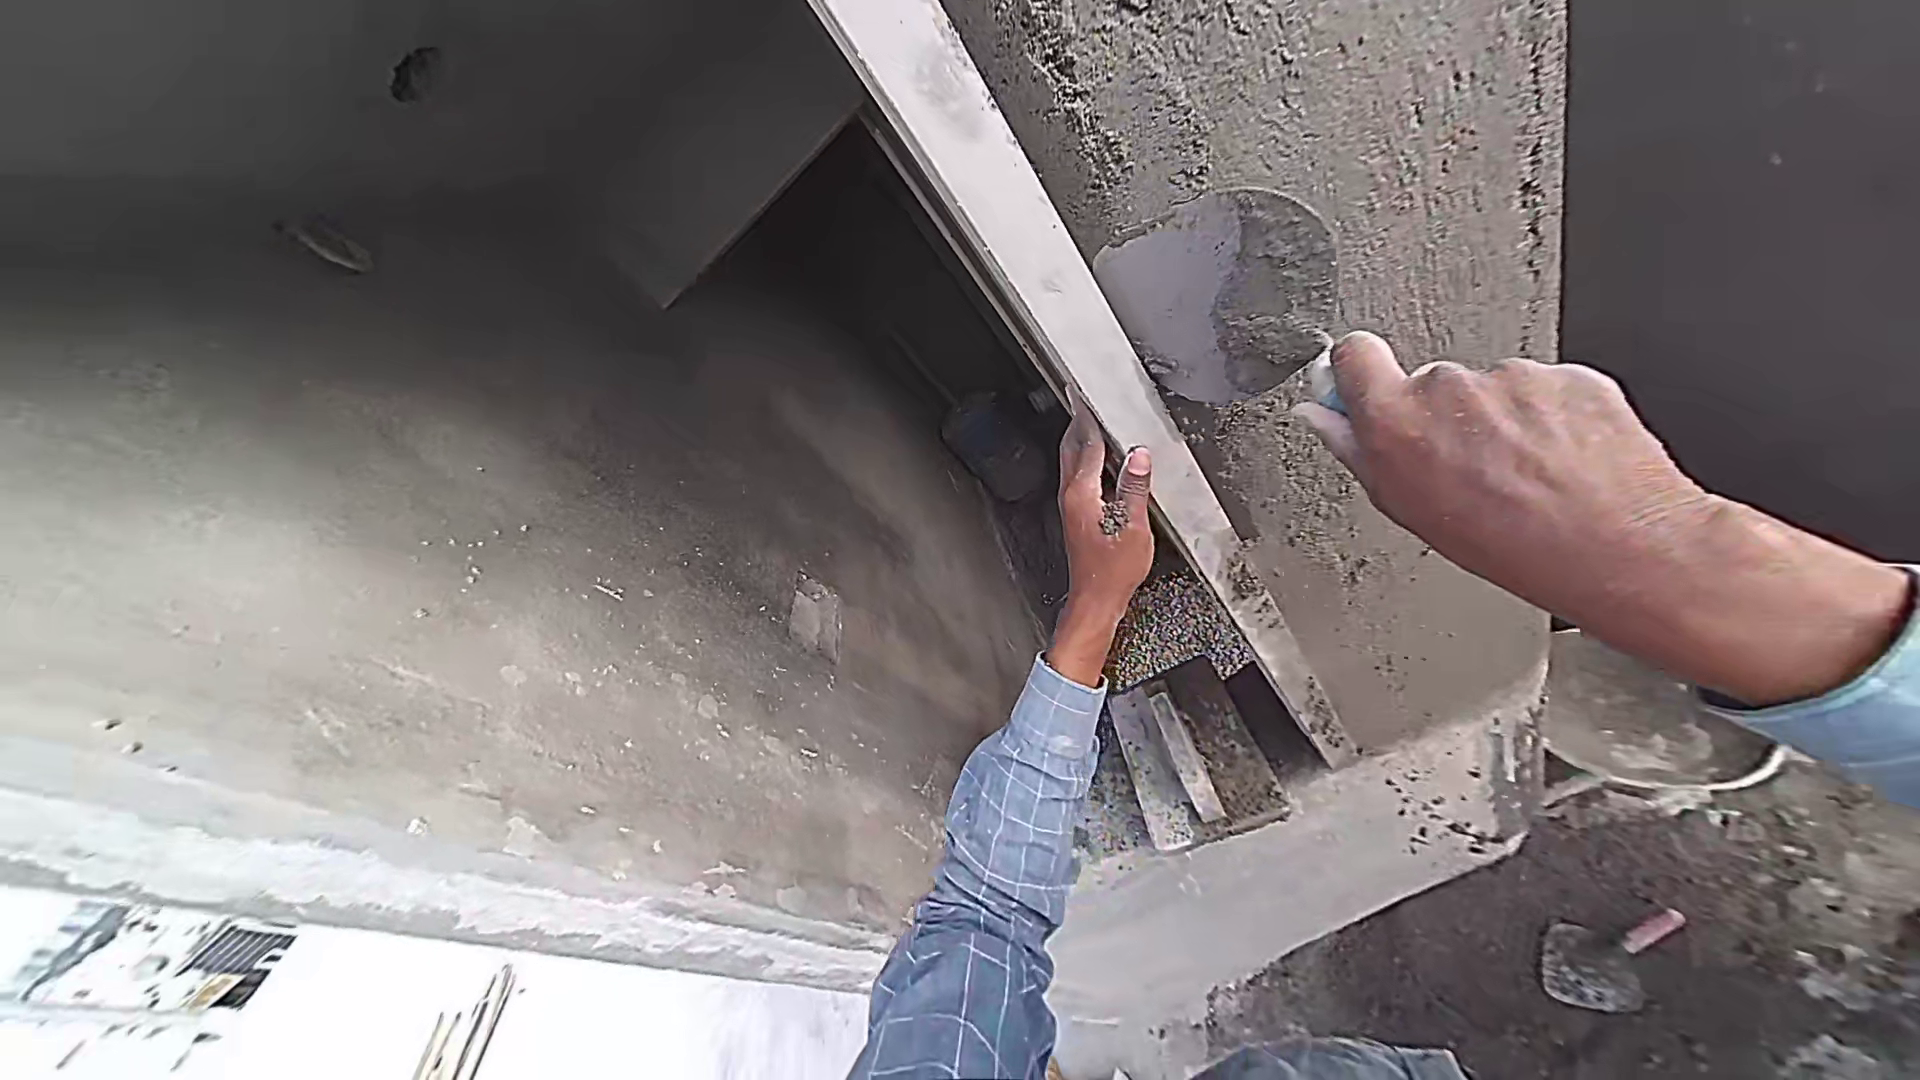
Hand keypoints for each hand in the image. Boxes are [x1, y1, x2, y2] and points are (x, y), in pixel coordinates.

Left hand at [1047, 391, 1153, 686]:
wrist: (1096, 598)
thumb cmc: (1113, 571)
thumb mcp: (1134, 528)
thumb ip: (1135, 488)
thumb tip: (1139, 456)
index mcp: (1082, 495)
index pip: (1086, 446)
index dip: (1090, 420)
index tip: (1087, 399)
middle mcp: (1070, 497)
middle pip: (1071, 449)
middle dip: (1078, 424)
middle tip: (1083, 401)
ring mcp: (1070, 506)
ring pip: (1072, 462)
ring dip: (1081, 441)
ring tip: (1093, 422)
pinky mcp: (1075, 515)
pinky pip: (1078, 477)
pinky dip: (1087, 460)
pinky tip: (1102, 461)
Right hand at [1293, 332, 1908, 705]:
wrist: (1609, 543)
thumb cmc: (1498, 535)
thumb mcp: (1398, 501)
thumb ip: (1352, 446)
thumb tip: (1317, 416)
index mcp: (1394, 418)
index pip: (1352, 354)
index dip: (1352, 369)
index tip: (1357, 387)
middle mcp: (1447, 385)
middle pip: (1423, 380)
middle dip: (1433, 412)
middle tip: (1456, 460)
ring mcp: (1511, 375)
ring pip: (1483, 388)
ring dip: (1490, 417)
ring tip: (1511, 467)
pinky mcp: (1567, 373)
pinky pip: (1537, 387)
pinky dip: (1539, 415)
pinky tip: (1547, 457)